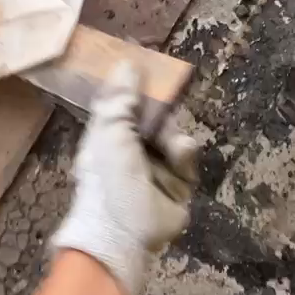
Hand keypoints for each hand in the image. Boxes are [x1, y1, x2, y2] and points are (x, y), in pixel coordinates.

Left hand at [49, 64, 200, 294]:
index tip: (150, 67)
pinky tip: (180, 158)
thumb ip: (120, 98)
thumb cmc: (108, 179)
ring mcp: (155, 166)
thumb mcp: (109, 132)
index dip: (136, 88)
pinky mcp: (177, 183)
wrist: (125, 231)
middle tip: (169, 101)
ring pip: (174, 134)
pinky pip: (187, 158)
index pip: (124, 103)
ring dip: (173, 137)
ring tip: (172, 148)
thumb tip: (127, 63)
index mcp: (108, 135)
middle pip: (154, 116)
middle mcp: (131, 148)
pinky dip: (184, 156)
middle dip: (162, 111)